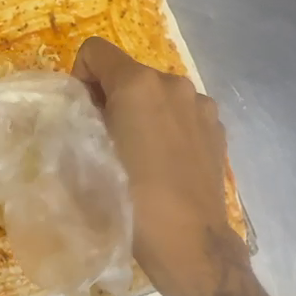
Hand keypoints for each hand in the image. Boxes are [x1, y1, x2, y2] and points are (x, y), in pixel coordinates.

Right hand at [72, 37, 244, 289]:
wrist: (189, 244)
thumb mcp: (86, 158)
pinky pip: (179, 112)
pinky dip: (165, 126)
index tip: (83, 116)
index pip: (94, 51)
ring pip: (155, 93)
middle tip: (105, 141)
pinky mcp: (216, 128)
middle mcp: (173, 84)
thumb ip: (79, 121)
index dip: (80, 78)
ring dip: (140, 112)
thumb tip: (81, 112)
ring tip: (136, 155)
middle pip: (127, 72)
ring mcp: (200, 105)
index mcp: (138, 84)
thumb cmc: (130, 200)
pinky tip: (164, 163)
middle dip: (110, 97)